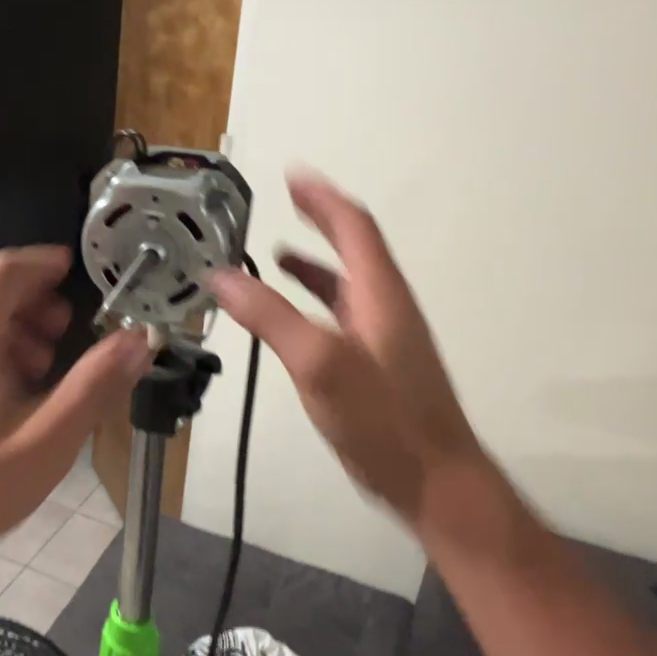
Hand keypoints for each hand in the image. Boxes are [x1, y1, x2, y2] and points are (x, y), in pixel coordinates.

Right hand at [211, 171, 481, 522]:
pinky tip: (293, 321)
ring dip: (316, 263)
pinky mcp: (378, 368)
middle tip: (289, 201)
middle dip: (321, 221)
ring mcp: (386, 339)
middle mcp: (386, 307)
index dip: (323, 198)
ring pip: (348, 284)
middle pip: (355, 249)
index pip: (354, 227)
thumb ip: (270, 317)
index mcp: (380, 295)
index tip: (295, 175)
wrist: (435, 480)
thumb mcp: (319, 364)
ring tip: (278, 255)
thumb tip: (222, 278)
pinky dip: (315, 302)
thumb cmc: (383, 420)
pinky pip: (342, 317)